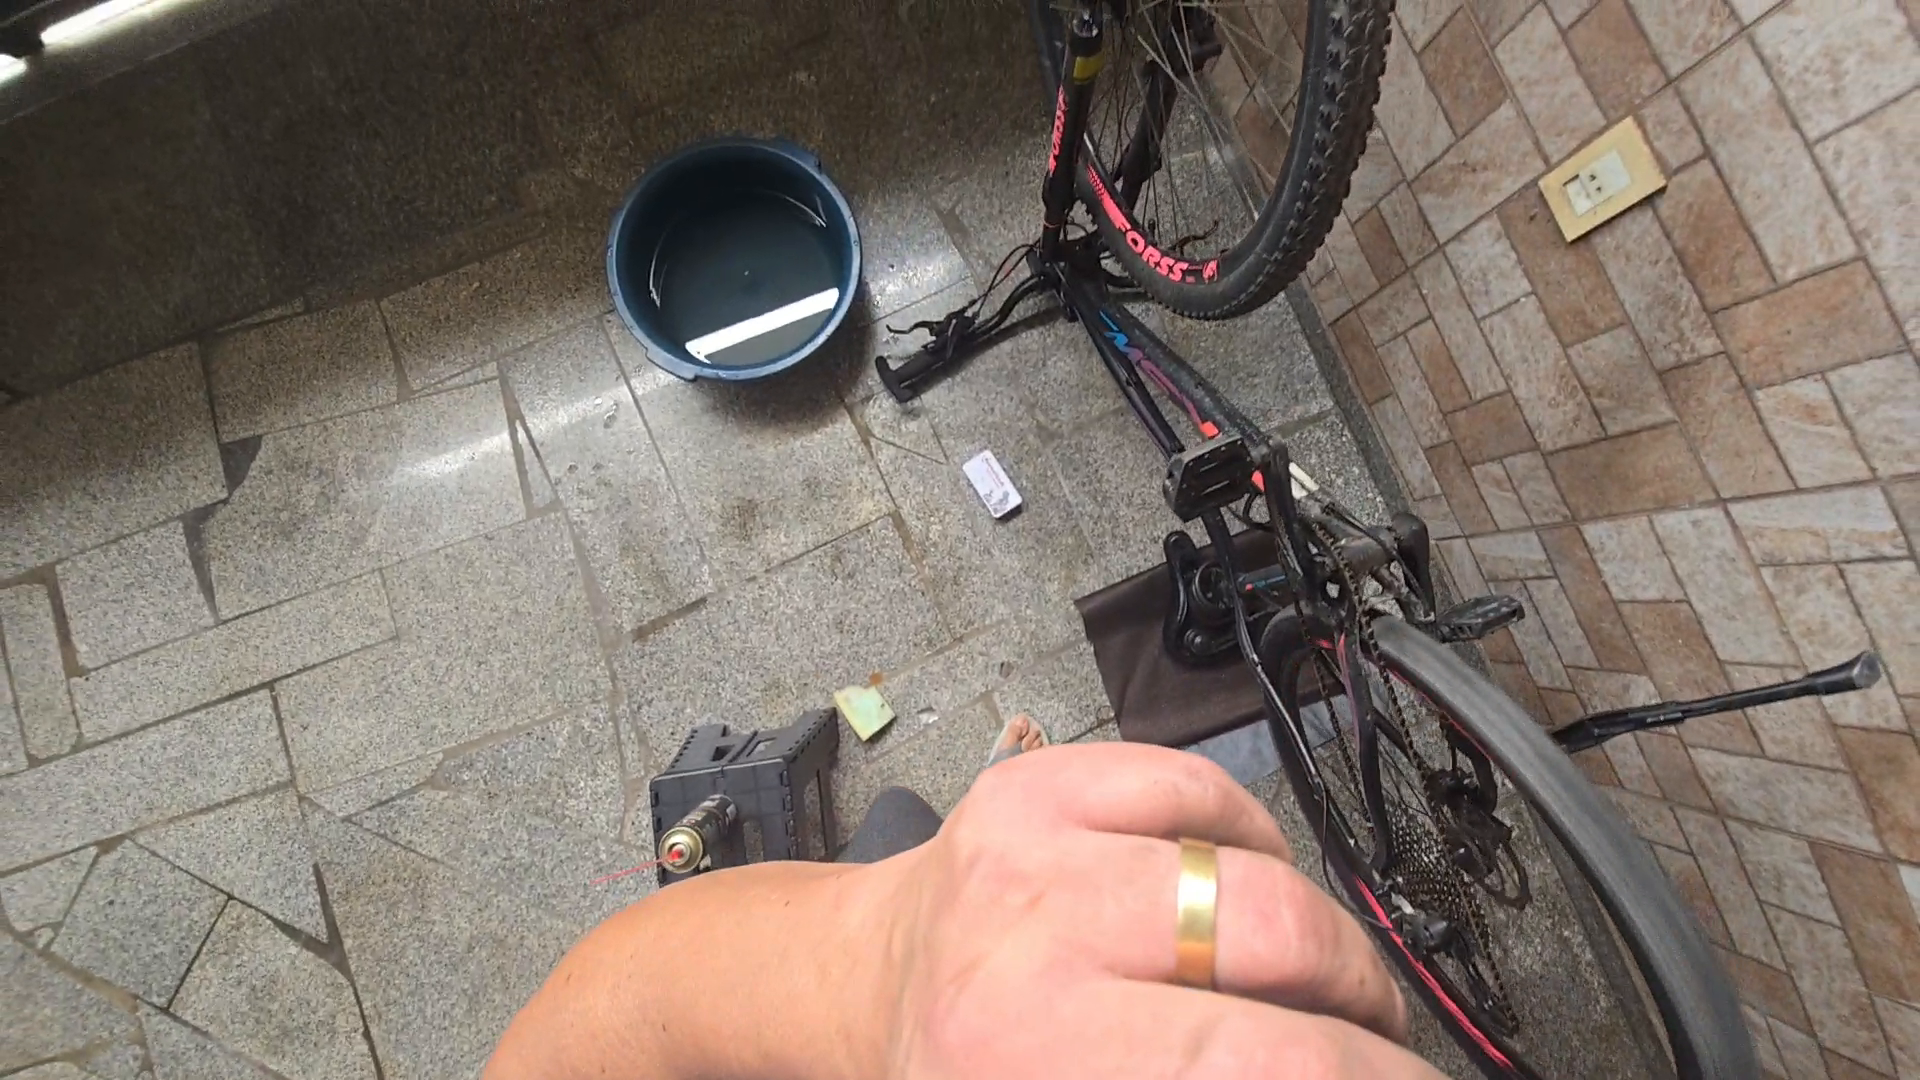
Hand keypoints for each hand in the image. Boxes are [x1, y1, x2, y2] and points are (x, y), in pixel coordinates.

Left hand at [864, 741, 1442, 1077]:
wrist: (874, 971)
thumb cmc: (960, 1072)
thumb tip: (1317, 1065)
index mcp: (1036, 1057)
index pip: (1257, 1062)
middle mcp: (1032, 931)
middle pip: (1271, 930)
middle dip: (1362, 1000)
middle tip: (1372, 1039)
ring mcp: (1032, 831)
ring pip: (1246, 852)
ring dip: (1314, 922)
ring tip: (1316, 969)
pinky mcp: (1036, 776)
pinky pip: (1189, 781)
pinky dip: (1249, 834)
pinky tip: (1246, 877)